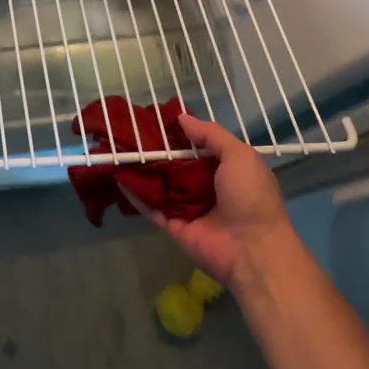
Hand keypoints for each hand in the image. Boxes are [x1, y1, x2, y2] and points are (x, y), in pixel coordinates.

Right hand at [134, 113, 290, 284]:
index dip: (177, 133)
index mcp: (224, 169)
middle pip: (174, 163)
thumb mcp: (240, 156)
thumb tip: (181, 118)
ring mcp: (187, 207)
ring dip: (141, 169)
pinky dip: (134, 193)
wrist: (252, 250)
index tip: (154, 117)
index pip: (195, 146)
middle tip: (129, 131)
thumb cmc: (250, 197)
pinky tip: (116, 176)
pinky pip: (150, 207)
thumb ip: (211, 135)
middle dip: (155, 149)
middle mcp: (204, 186)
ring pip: (159, 183)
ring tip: (117, 148)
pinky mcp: (172, 225)